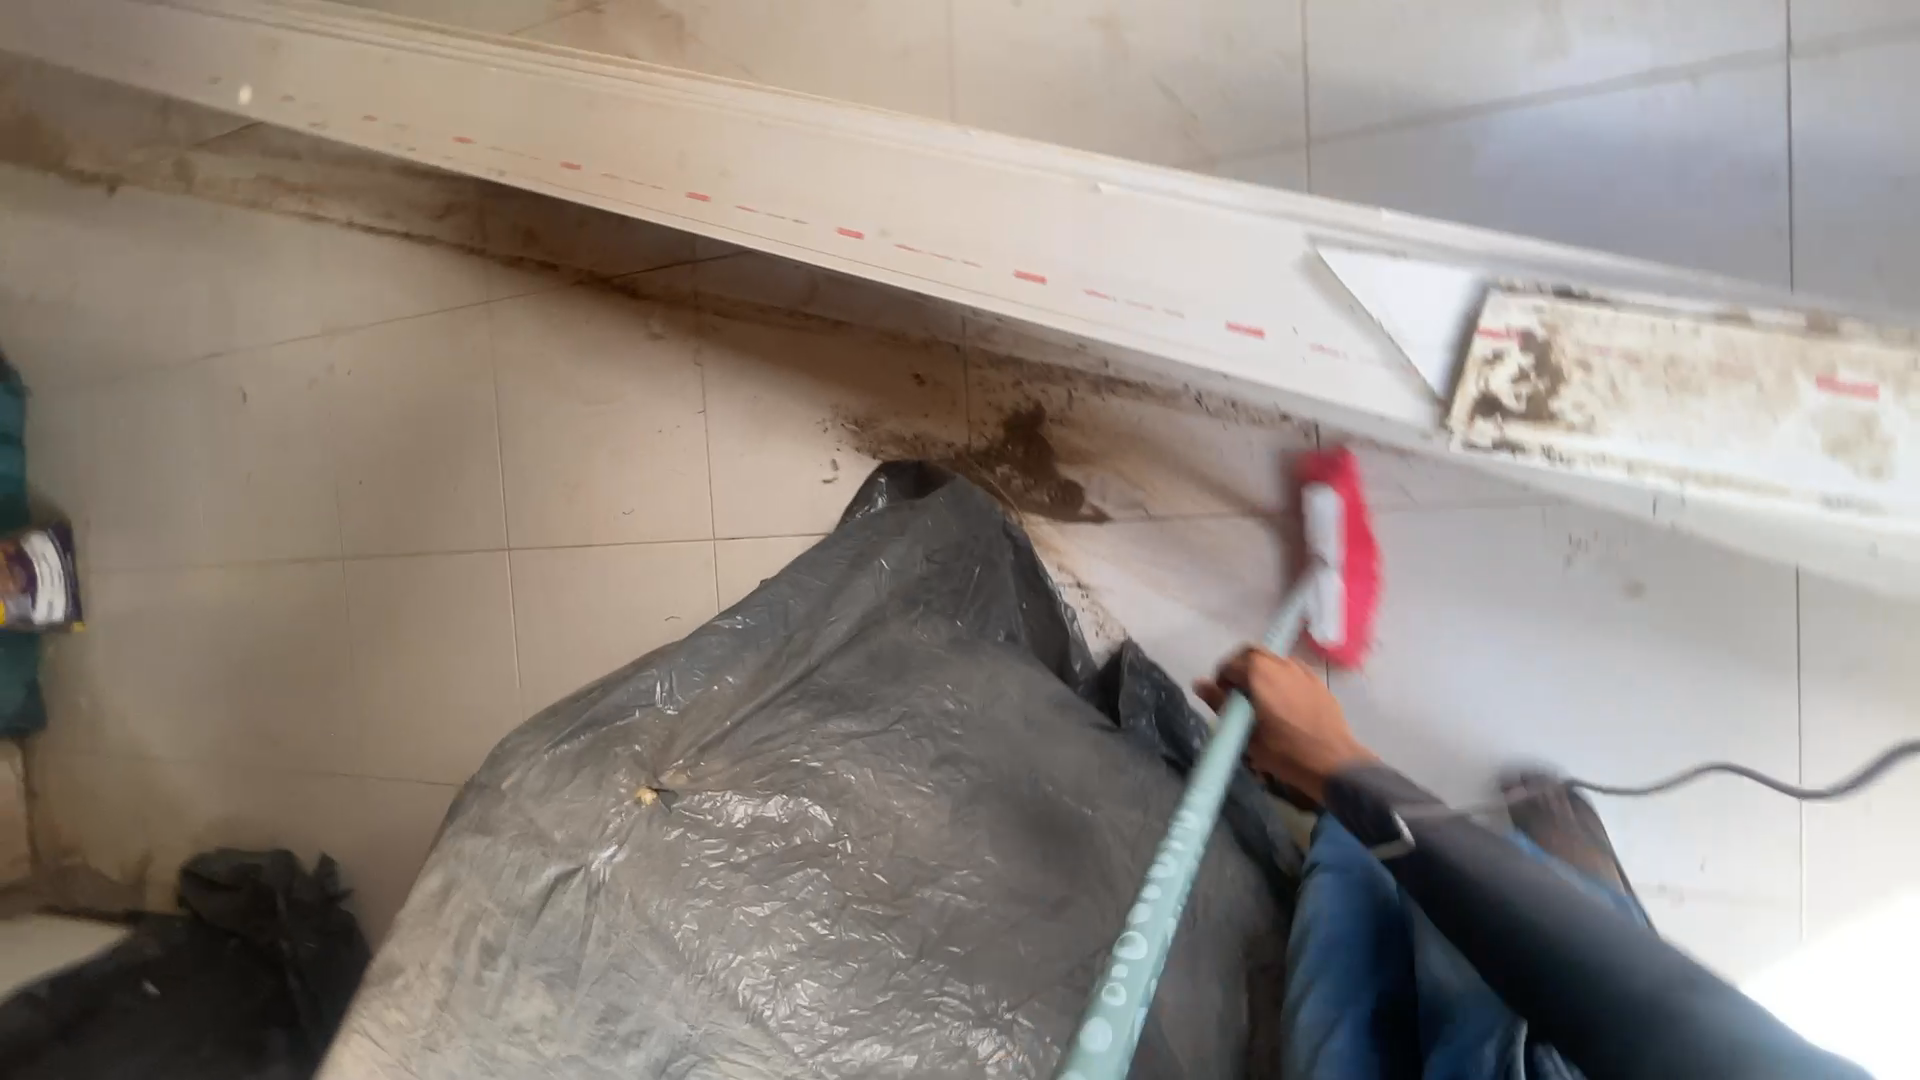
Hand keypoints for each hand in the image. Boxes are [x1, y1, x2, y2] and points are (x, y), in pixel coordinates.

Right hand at [1194, 646, 1376, 805]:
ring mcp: (1302, 671)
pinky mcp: (1318, 683)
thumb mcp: (1245, 733)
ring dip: (1261, 670)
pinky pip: (1292, 671)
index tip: (1222, 697)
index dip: (1221, 678)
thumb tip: (1198, 683)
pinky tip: (1283, 702)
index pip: (1230, 663)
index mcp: (1259, 673)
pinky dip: (1281, 678)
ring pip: (1274, 659)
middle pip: (1252, 652)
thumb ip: (1220, 703)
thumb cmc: (1285, 751)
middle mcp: (1280, 664)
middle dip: (1239, 666)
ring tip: (1260, 696)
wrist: (1334, 764)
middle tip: (1237, 691)